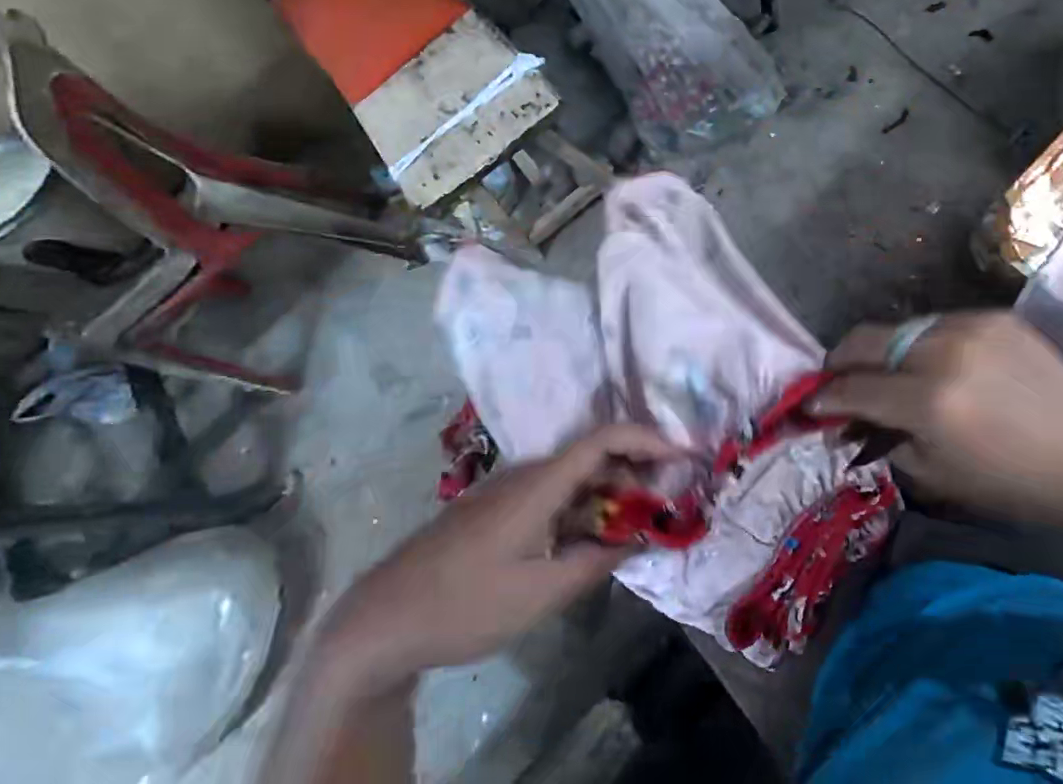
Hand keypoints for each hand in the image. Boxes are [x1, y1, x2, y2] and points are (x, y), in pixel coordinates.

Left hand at [312, 424, 678, 694]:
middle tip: (670, 500)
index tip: (684, 457)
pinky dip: (585, 510)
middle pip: (594, 457)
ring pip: (574, 480)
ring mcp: (508, 493)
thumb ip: (597, 563)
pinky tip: (594, 541)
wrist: (377, 623)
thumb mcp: (541, 593)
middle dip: (638, 472)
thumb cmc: (463, 605)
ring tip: (640, 525)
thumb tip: (639, 539)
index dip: (649, 440)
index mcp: (539, 484)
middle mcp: (526, 476)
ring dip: (611, 495)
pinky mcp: (496, 512)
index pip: (605, 439)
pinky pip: (554, 498)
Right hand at [814, 311, 1062, 531]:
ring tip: (892, 376)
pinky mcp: (994, 316)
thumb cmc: (1013, 482)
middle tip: (837, 379)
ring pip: (901, 328)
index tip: (810, 405)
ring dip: (886, 352)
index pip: (855, 388)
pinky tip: (939, 367)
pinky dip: (926, 345)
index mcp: (929, 401)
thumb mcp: (937, 476)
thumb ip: (885, 440)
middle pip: (866, 339)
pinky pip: (940, 324)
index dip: (825, 398)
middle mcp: (943, 352)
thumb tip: (851, 421)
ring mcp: (971, 326)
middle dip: (841, 359)